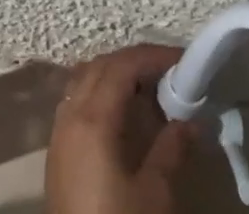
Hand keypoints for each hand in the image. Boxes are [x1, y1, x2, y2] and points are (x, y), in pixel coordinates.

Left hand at [45, 44, 196, 213]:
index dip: (151, 56)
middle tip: (170, 70)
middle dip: (134, 61)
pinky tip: (124, 111)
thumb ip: (171, 149)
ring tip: (151, 87)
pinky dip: (101, 91)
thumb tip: (190, 120)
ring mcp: (59, 130)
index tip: (183, 59)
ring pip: (84, 80)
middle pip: (99, 67)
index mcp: (92, 119)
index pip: (121, 67)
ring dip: (115, 74)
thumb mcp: (154, 193)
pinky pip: (77, 100)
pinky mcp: (58, 148)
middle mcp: (70, 114)